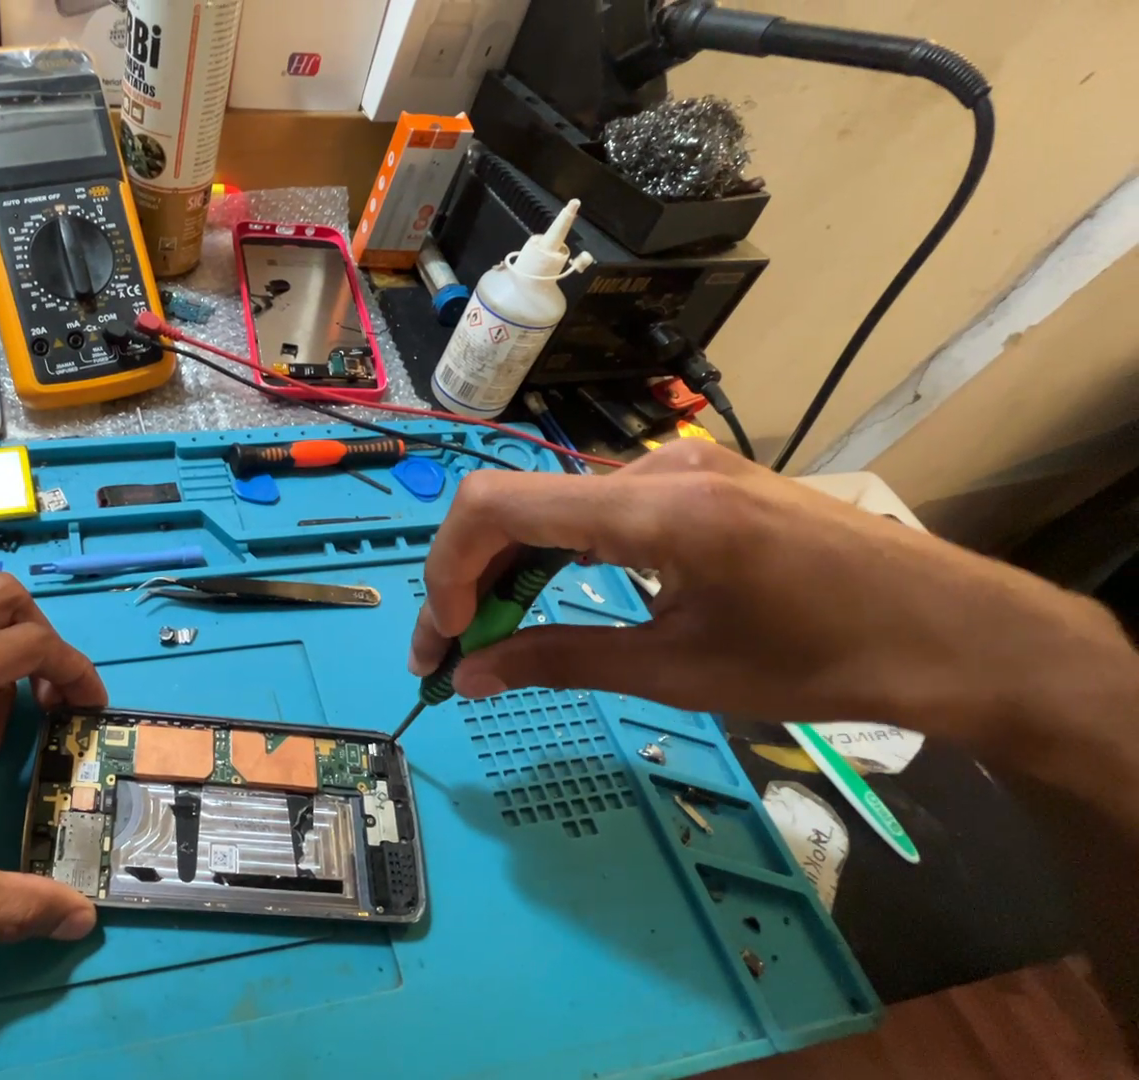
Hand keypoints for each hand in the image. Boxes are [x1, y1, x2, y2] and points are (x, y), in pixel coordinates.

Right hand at [410, 442, 1138, 816]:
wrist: (962, 633)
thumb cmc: (822, 661)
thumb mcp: (678, 672)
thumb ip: (558, 662)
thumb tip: (467, 678)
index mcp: (653, 510)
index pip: (495, 508)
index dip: (446, 570)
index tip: (444, 639)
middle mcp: (651, 468)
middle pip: (509, 504)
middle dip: (464, 579)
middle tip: (450, 651)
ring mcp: (672, 466)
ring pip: (543, 506)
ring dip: (504, 568)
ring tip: (490, 630)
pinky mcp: (689, 479)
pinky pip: (586, 507)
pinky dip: (549, 553)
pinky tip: (547, 593)